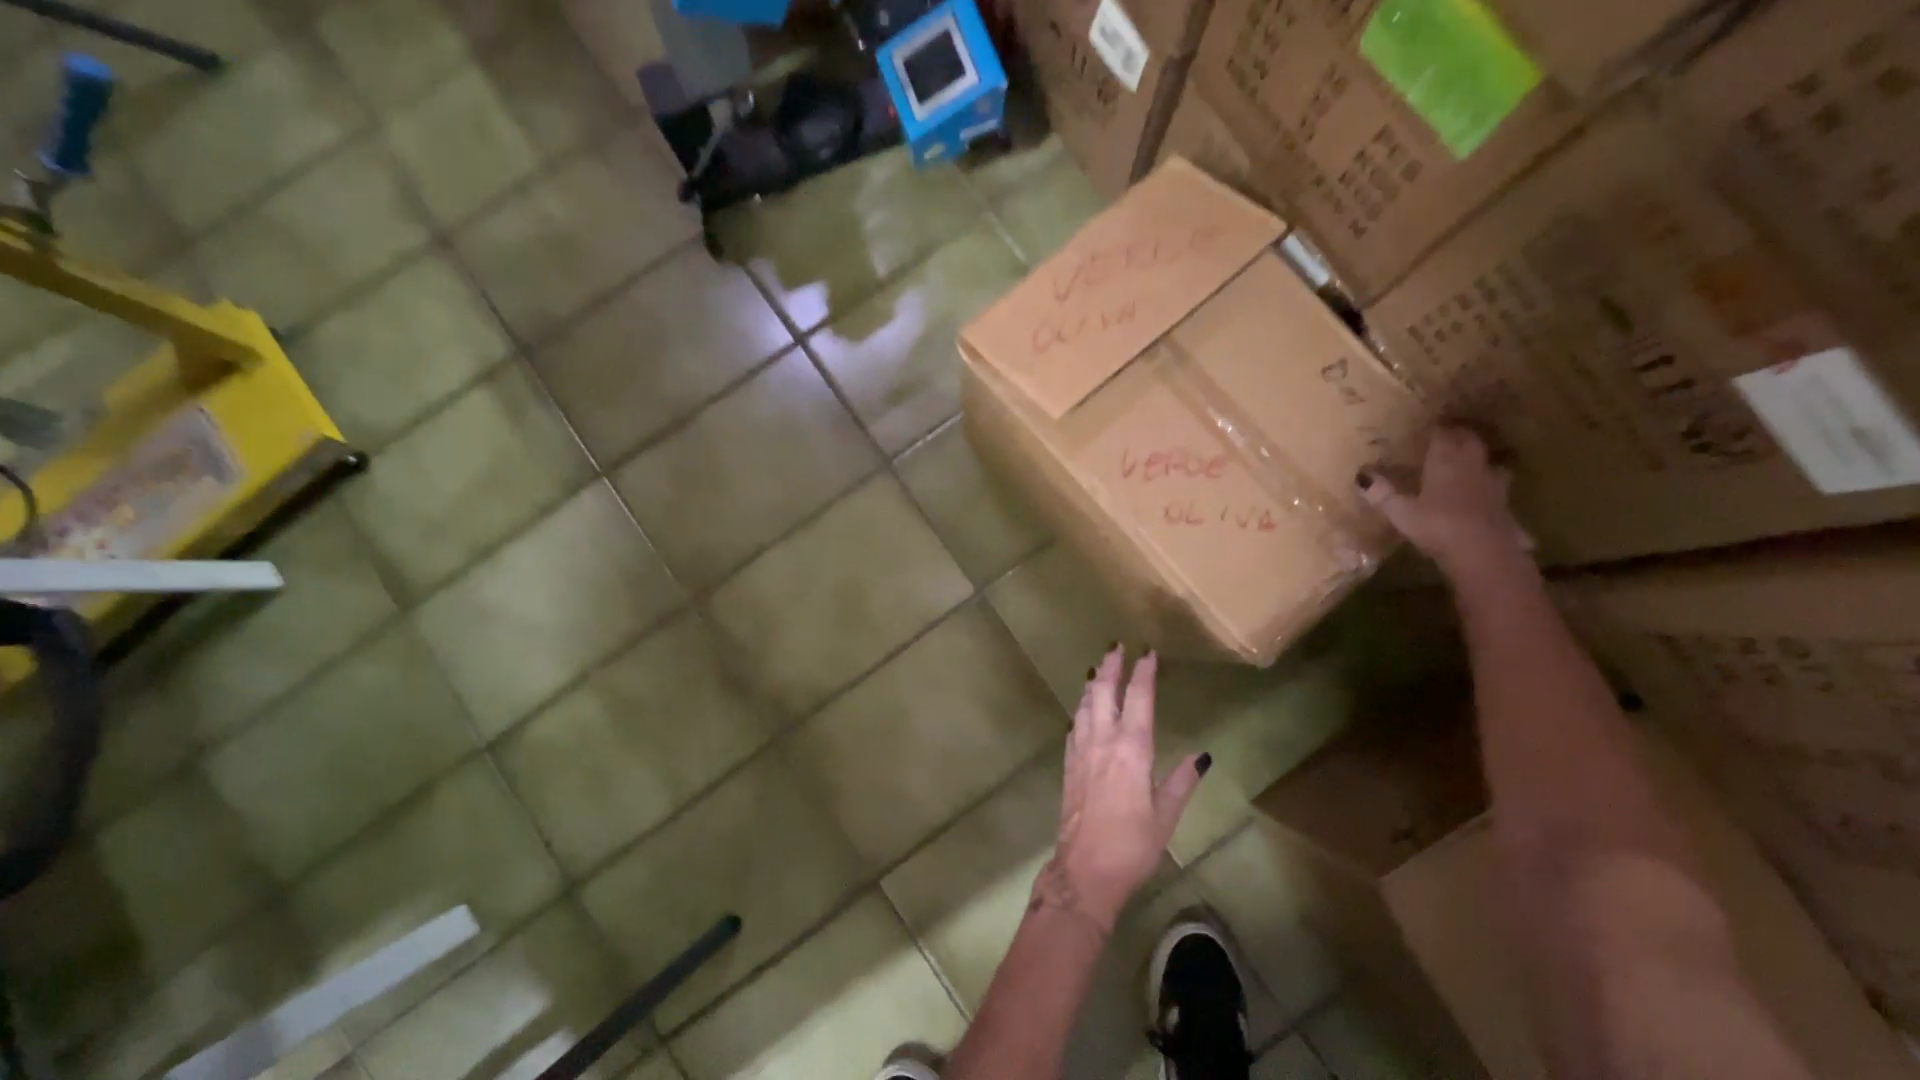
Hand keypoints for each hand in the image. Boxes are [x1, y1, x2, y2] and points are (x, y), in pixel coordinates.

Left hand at [1036, 647, 1208, 934]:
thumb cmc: (1132, 845)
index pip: (1139, 699)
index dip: (1143, 673)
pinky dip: (1081, 710)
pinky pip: (1075, 727)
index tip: (1148, 652)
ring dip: (1092, 685)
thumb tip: (1203, 756)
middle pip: (1103, 693)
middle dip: (1110, 668)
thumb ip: (1181, 782)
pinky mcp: (1068, 767)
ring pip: (1085, 707)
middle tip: (1115, 647)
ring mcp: (1080, 753)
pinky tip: (1082, 711)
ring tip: (1097, 669)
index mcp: (1131, 750)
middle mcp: (1103, 743)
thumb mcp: (1166, 816)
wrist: (1084, 870)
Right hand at [1360, 426, 1528, 577]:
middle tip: (1449, 436)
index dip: (1435, 429)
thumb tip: (1361, 475)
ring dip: (1479, 456)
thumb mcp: (1401, 512)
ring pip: (1489, 459)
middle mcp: (1471, 464)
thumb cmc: (1437, 526)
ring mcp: (1492, 483)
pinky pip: (1499, 483)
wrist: (1483, 550)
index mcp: (1445, 461)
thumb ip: (1382, 493)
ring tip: (1470, 460)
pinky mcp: (1505, 503)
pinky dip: (1492, 481)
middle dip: (1459, 435)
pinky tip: (1486, 490)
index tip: (1427, 428)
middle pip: (1469, 440)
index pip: (1442, 434)